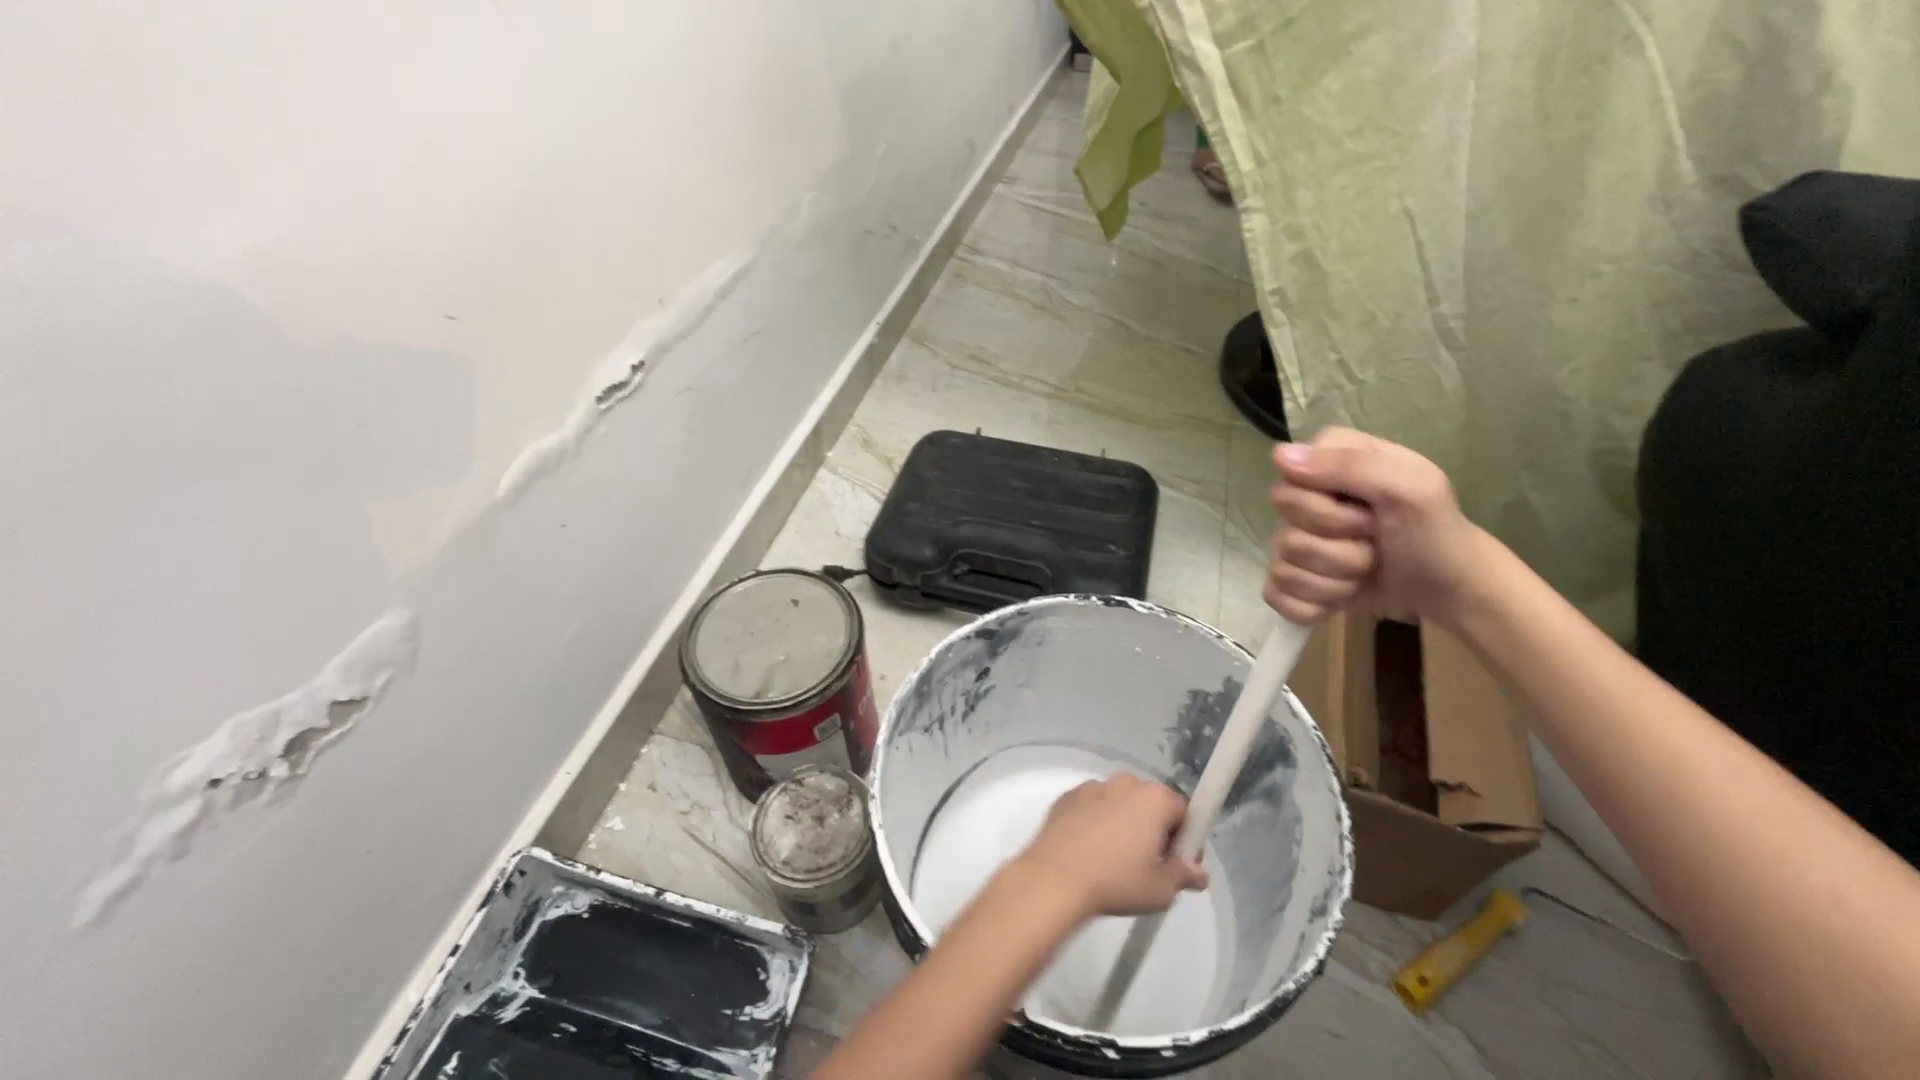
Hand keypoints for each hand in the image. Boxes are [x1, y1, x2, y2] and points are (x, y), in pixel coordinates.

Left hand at [1014, 773, 1208, 919]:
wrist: (1053, 879)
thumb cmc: (1115, 882)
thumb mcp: (1161, 890)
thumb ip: (1185, 876)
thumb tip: (1200, 872)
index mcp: (1154, 798)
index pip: (1184, 812)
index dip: (1185, 839)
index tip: (1177, 863)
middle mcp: (1125, 782)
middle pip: (1152, 804)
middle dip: (1155, 829)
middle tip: (1148, 864)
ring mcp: (1093, 786)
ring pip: (1121, 803)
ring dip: (1125, 823)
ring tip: (1114, 858)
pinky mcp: (1067, 796)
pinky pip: (1094, 807)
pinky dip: (1097, 822)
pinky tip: (1088, 849)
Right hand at [1265, 428, 1488, 624]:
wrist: (1448, 589)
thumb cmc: (1435, 533)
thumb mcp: (1411, 486)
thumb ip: (1351, 464)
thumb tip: (1279, 456)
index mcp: (1324, 463)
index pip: (1288, 485)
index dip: (1326, 509)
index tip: (1369, 513)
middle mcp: (1302, 497)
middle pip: (1285, 533)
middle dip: (1337, 550)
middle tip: (1373, 543)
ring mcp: (1292, 541)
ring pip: (1284, 568)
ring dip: (1336, 580)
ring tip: (1367, 571)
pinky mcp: (1291, 580)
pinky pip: (1278, 596)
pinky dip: (1316, 604)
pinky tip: (1342, 596)